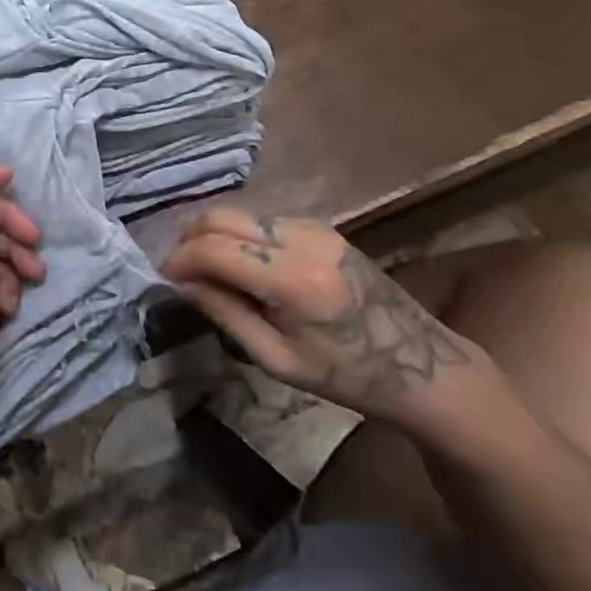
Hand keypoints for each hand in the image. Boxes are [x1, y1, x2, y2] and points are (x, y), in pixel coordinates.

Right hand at [160, 206, 483, 425]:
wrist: (425, 368)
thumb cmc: (348, 376)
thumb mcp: (275, 359)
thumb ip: (223, 312)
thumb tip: (180, 282)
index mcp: (293, 280)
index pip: (212, 248)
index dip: (178, 260)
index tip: (165, 280)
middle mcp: (302, 240)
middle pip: (218, 217)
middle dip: (189, 241)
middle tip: (183, 274)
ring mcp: (314, 227)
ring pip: (236, 214)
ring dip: (213, 238)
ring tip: (212, 273)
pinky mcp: (320, 226)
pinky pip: (259, 220)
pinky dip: (238, 238)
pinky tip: (244, 268)